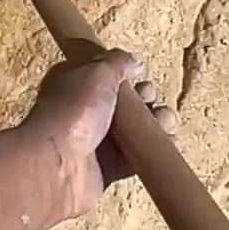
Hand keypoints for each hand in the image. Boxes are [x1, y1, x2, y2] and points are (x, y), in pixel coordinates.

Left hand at [19, 50, 175, 220]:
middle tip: (149, 98)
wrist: (60, 163)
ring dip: (154, 121)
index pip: (104, 73)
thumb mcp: (97, 71)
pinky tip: (169, 140)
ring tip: (164, 120)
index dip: (125, 73)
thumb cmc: (74, 109)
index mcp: (74, 82)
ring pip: (133, 128)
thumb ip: (117, 62)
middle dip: (144, 96)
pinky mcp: (108, 167)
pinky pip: (136, 156)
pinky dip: (153, 149)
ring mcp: (96, 140)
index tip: (139, 74)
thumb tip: (134, 62)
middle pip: (123, 100)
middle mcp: (84, 109)